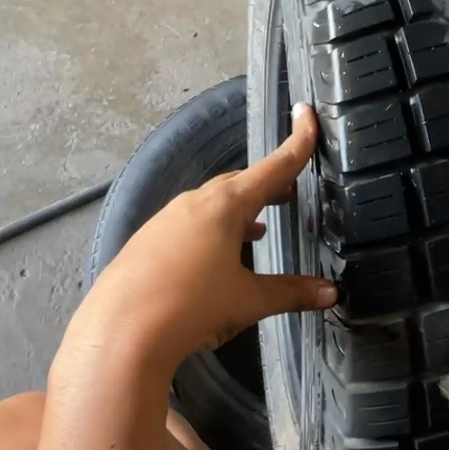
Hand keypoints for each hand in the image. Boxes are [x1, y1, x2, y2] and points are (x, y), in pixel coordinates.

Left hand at [68, 102, 336, 374]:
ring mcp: (165, 221)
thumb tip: (329, 293)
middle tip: (290, 192)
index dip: (296, 143)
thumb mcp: (249, 300)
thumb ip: (291, 293)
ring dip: (238, 211)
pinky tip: (216, 255)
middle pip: (238, 184)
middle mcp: (193, 204)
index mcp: (225, 205)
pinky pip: (188, 225)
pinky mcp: (146, 243)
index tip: (306, 115)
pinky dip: (212, 230)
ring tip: (259, 228)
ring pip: (211, 205)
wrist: (119, 334)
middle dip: (266, 185)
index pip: (272, 167)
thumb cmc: (191, 306)